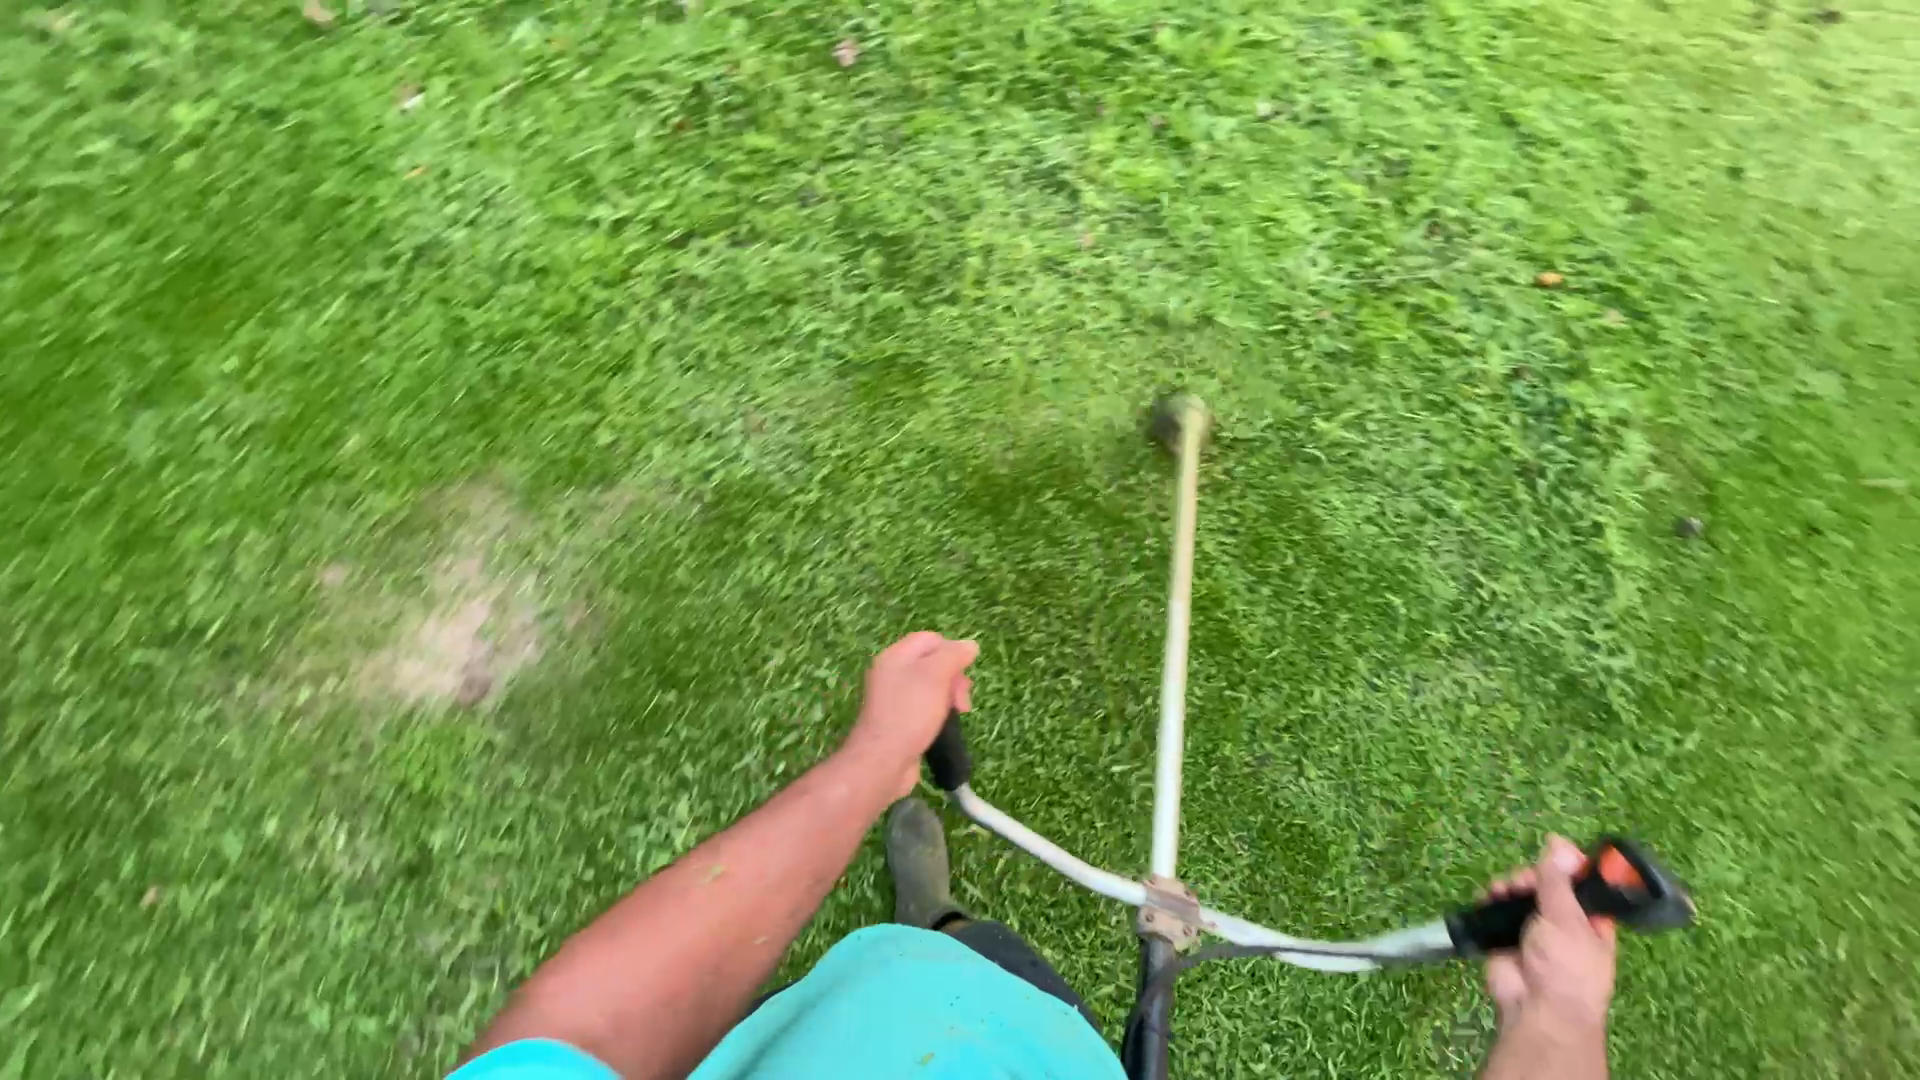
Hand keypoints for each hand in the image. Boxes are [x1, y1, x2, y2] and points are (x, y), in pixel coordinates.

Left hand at [841, 632, 977, 800]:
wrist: (884, 760)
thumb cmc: (911, 712)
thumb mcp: (936, 676)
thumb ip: (954, 655)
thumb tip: (970, 645)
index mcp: (896, 656)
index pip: (930, 640)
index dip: (952, 651)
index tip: (965, 672)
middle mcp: (892, 673)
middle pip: (933, 663)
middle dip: (954, 677)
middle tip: (962, 700)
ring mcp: (895, 698)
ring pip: (932, 686)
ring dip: (950, 696)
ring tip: (959, 713)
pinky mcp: (900, 720)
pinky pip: (925, 706)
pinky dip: (939, 712)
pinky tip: (946, 724)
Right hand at [1484, 835, 1617, 1038]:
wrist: (1536, 1005)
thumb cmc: (1566, 965)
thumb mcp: (1567, 918)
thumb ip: (1558, 879)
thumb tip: (1560, 841)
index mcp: (1590, 921)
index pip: (1578, 883)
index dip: (1563, 868)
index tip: (1549, 857)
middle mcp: (1563, 922)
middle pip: (1544, 884)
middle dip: (1529, 878)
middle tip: (1522, 883)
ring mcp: (1533, 929)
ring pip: (1518, 893)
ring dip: (1508, 886)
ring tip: (1501, 891)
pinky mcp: (1506, 934)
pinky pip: (1497, 907)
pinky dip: (1490, 899)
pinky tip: (1488, 898)